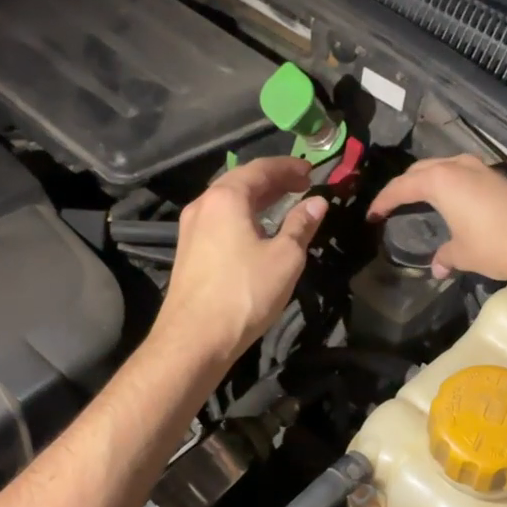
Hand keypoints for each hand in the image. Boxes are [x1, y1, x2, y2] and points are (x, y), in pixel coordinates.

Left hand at [158, 157, 327, 360]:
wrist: (194, 339)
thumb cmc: (244, 293)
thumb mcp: (285, 257)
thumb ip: (301, 225)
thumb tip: (317, 202)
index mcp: (226, 198)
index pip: (260, 168)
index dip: (288, 167)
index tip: (312, 171)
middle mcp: (204, 204)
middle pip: (241, 181)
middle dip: (273, 180)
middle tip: (302, 185)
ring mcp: (191, 228)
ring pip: (229, 201)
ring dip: (258, 198)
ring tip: (285, 203)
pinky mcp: (190, 250)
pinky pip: (221, 219)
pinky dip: (244, 215)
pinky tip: (259, 229)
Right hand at [367, 155, 506, 282]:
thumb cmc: (493, 246)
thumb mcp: (462, 253)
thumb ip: (445, 256)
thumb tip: (437, 267)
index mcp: (441, 181)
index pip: (402, 186)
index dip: (384, 200)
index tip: (373, 214)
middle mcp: (459, 166)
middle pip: (422, 169)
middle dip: (405, 184)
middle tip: (395, 202)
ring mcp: (482, 168)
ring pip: (445, 165)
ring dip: (430, 178)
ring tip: (422, 196)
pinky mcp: (500, 177)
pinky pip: (465, 173)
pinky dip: (452, 182)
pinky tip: (454, 198)